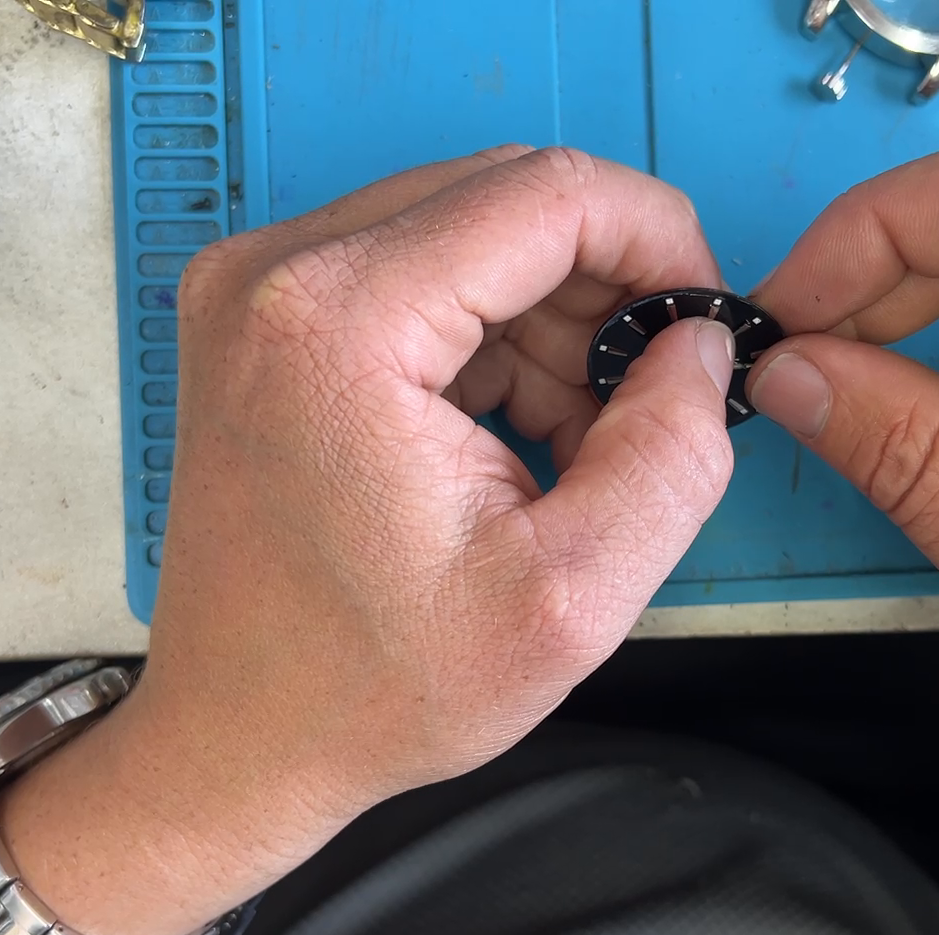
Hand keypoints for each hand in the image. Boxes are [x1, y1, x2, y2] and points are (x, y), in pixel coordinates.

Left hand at [96, 147, 732, 886]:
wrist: (240, 737)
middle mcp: (278, 275)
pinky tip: (511, 442)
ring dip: (549, 329)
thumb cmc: (376, 690)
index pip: (547, 194)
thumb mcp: (571, 598)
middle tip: (643, 403)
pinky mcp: (267, 326)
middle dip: (604, 293)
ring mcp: (260, 293)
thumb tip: (699, 347)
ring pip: (469, 244)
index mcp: (341, 321)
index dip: (656, 239)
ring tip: (573, 449)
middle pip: (504, 206)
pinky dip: (491, 346)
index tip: (699, 319)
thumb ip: (672, 456)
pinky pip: (420, 287)